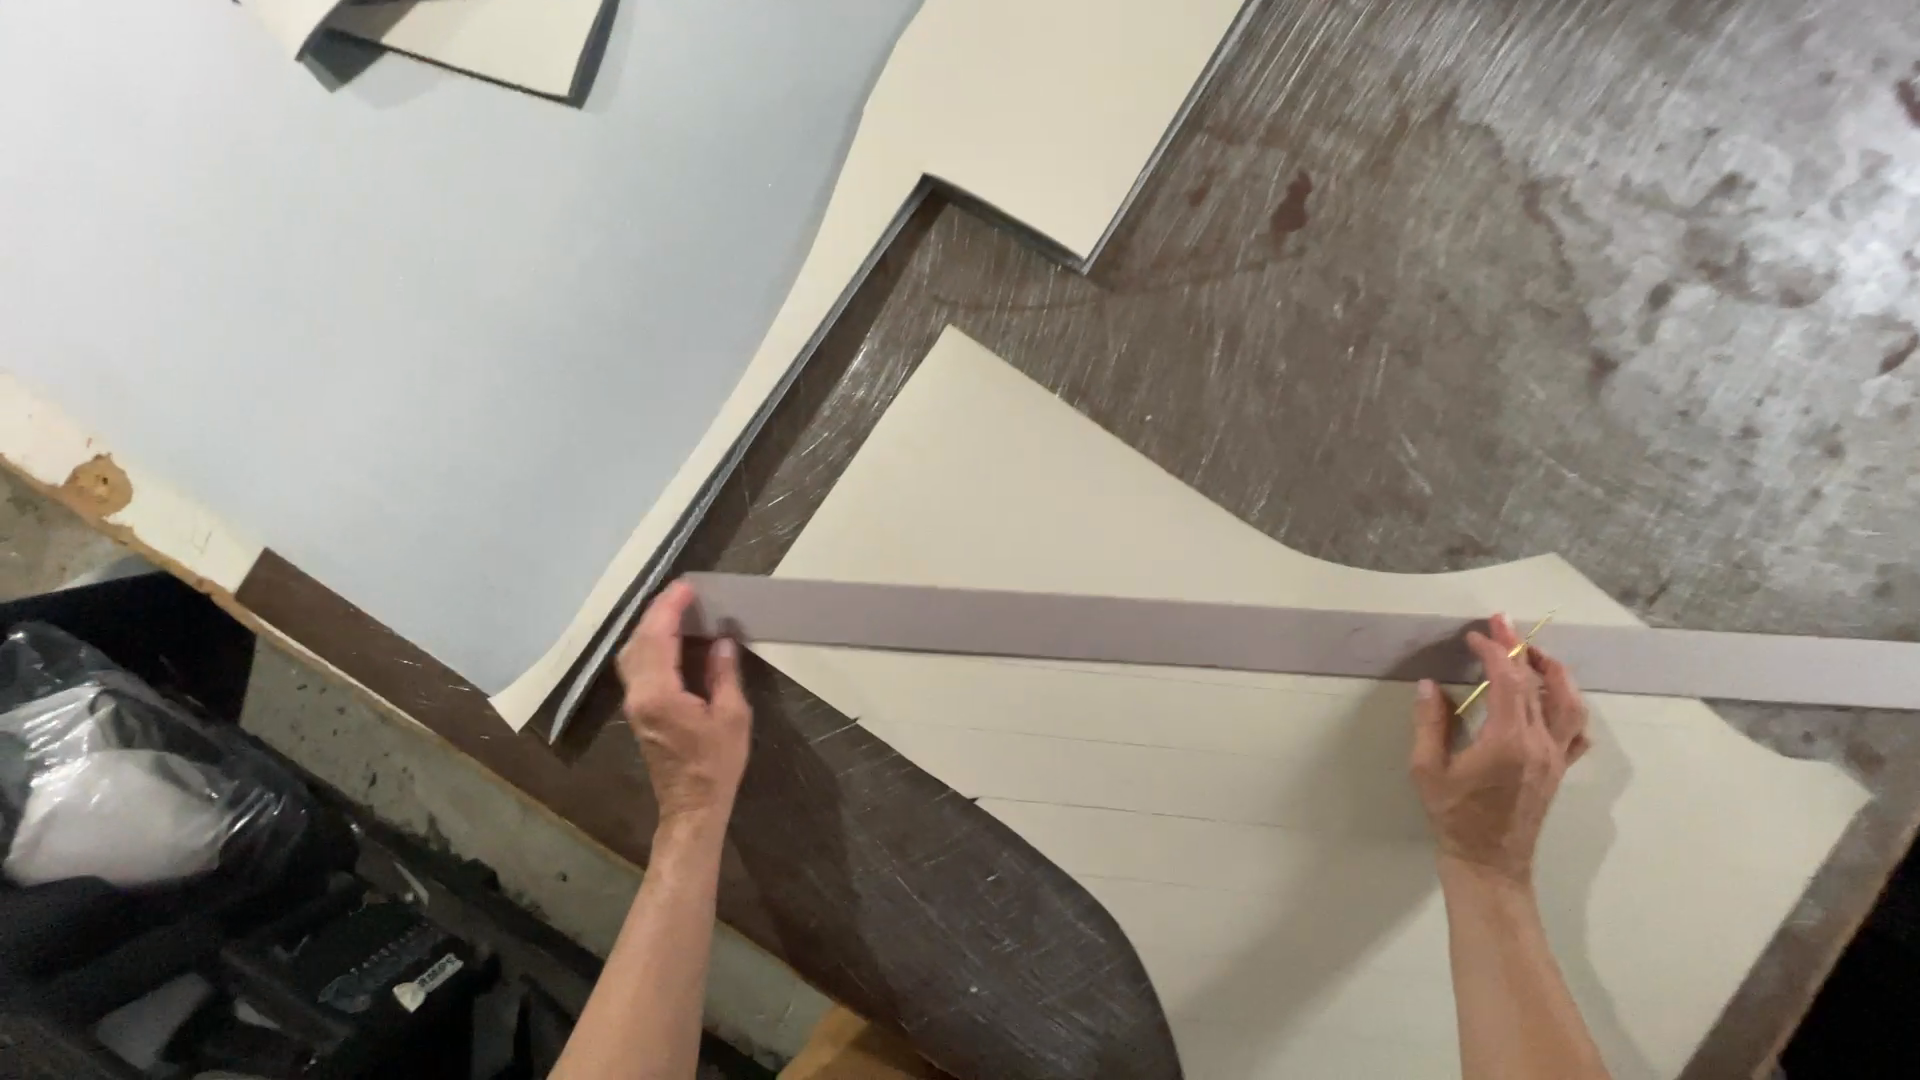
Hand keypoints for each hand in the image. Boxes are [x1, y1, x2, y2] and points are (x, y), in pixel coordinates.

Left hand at [616, 580, 752, 826]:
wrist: (692, 807)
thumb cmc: (716, 764)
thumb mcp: (732, 717)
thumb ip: (723, 675)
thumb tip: (721, 642)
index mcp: (660, 694)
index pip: (659, 638)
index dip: (671, 609)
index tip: (687, 587)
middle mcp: (639, 695)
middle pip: (638, 642)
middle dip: (657, 612)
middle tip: (683, 592)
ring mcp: (635, 705)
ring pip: (632, 654)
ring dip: (650, 627)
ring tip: (676, 610)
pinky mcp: (639, 712)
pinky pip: (637, 667)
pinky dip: (649, 644)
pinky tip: (668, 640)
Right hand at [1409, 613, 1590, 886]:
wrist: (1488, 860)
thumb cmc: (1452, 814)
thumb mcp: (1426, 767)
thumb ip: (1430, 723)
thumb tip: (1430, 685)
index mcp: (1508, 740)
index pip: (1508, 681)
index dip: (1494, 652)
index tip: (1474, 635)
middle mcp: (1541, 744)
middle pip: (1541, 684)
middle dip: (1522, 649)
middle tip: (1504, 624)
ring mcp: (1555, 758)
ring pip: (1571, 705)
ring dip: (1554, 673)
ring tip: (1534, 654)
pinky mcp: (1558, 771)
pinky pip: (1577, 733)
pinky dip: (1569, 708)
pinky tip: (1554, 701)